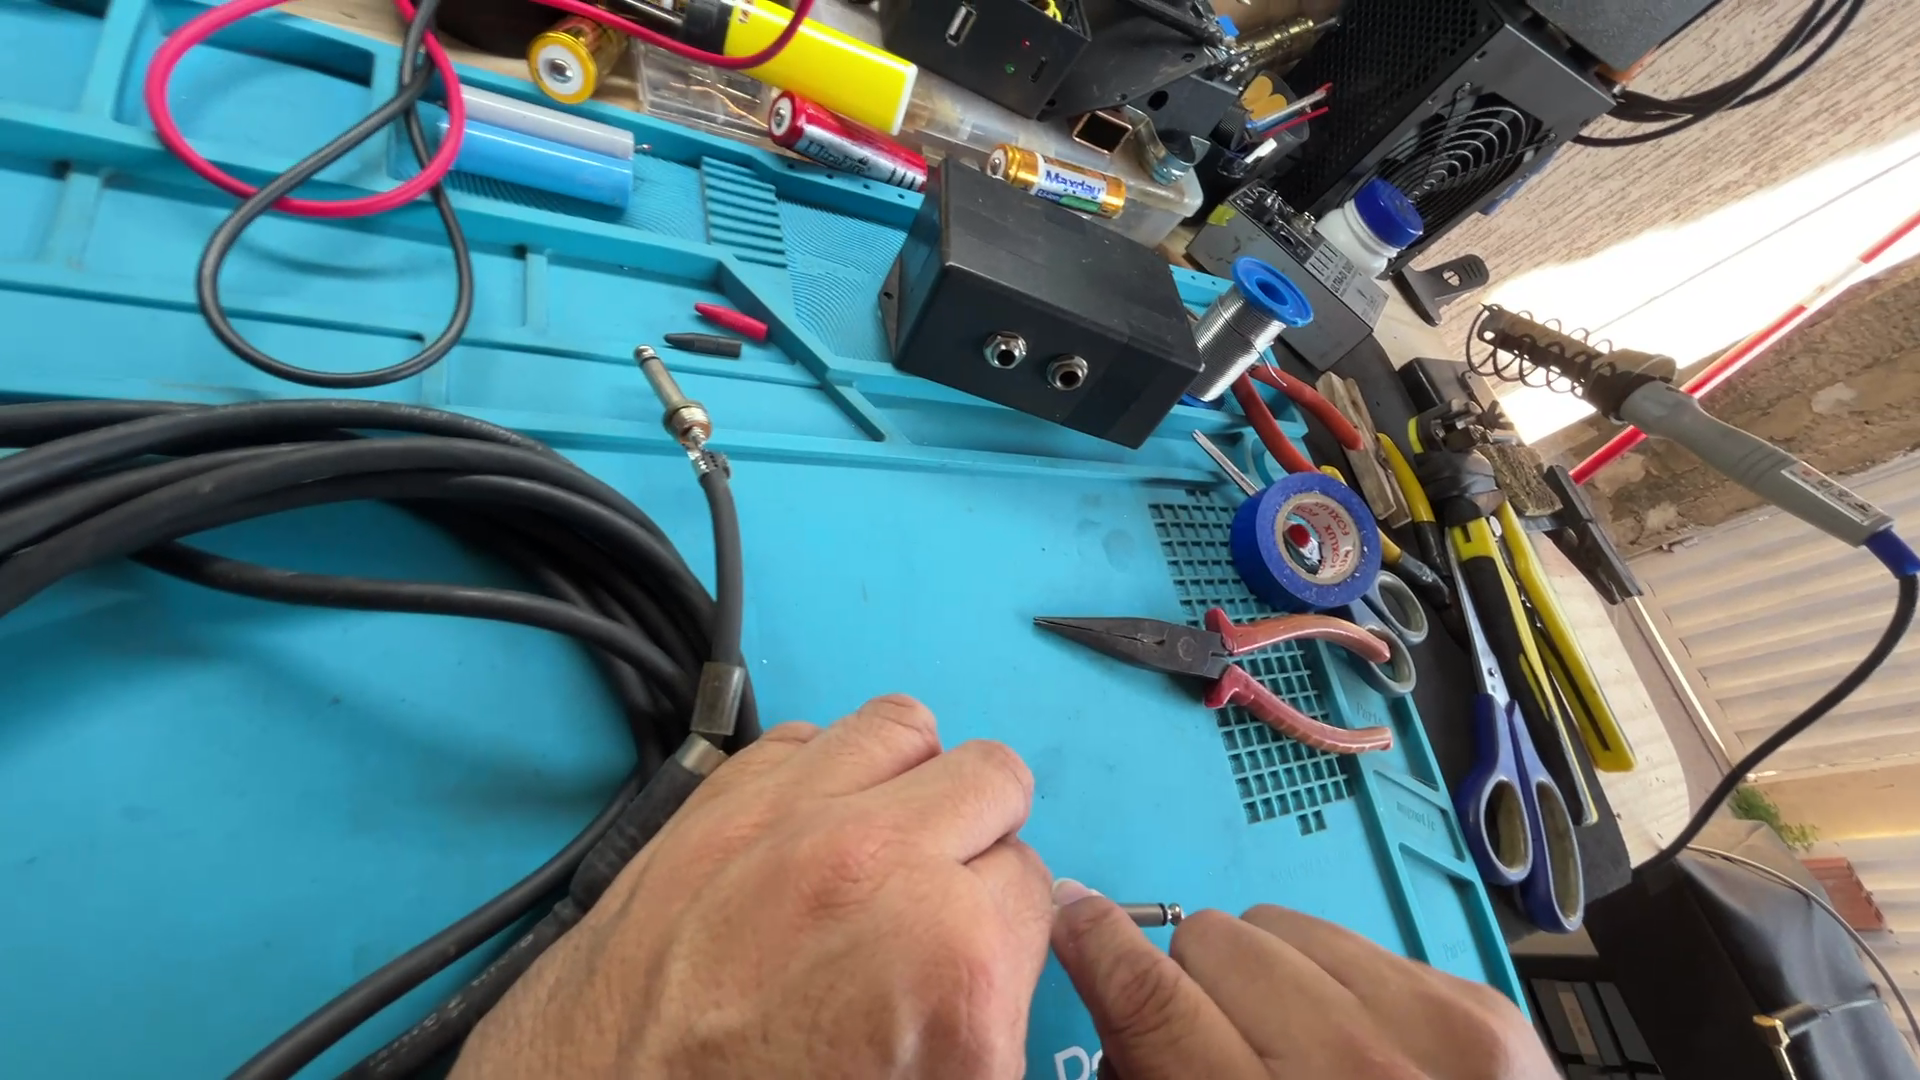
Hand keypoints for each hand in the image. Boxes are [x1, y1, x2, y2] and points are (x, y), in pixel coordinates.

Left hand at [452, 695, 1053, 1079]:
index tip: (968, 950)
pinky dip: (825, 770)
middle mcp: (881, 858)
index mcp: (955, 959)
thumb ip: (997, 1009)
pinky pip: (813, 734)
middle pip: (992, 776)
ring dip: (909, 777)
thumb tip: (1007, 939)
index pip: (1033, 880)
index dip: (1006, 922)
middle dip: (978, 833)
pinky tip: (809, 826)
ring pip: (906, 727)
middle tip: (937, 888)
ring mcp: (791, 811)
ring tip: (882, 833)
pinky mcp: (719, 794)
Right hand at [1051, 889, 1556, 1079]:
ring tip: (1303, 1048)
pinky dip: (1330, 980)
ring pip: (1272, 924)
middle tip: (1225, 1044)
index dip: (1100, 947)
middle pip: (1209, 939)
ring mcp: (1436, 1032)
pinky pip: (1341, 935)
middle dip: (1198, 983)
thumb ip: (1154, 1068)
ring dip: (1266, 975)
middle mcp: (1360, 1075)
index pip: (1156, 1002)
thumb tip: (1107, 979)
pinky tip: (1367, 1049)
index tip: (1072, 913)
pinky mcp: (1478, 1007)